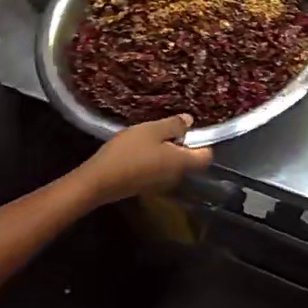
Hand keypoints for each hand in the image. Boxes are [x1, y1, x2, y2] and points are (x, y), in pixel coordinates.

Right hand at [76, 114, 211, 204]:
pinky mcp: (146, 186)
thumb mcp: (151, 130)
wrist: (101, 180)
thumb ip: (173, 125)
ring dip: (165, 150)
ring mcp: (161, 184)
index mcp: (181, 162)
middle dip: (180, 143)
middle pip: (188, 159)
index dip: (203, 141)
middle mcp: (176, 176)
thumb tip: (191, 121)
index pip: (206, 156)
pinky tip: (138, 149)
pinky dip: (154, 158)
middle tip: (164, 126)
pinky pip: (159, 169)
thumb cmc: (128, 152)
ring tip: (148, 135)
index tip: (189, 127)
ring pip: (172, 163)